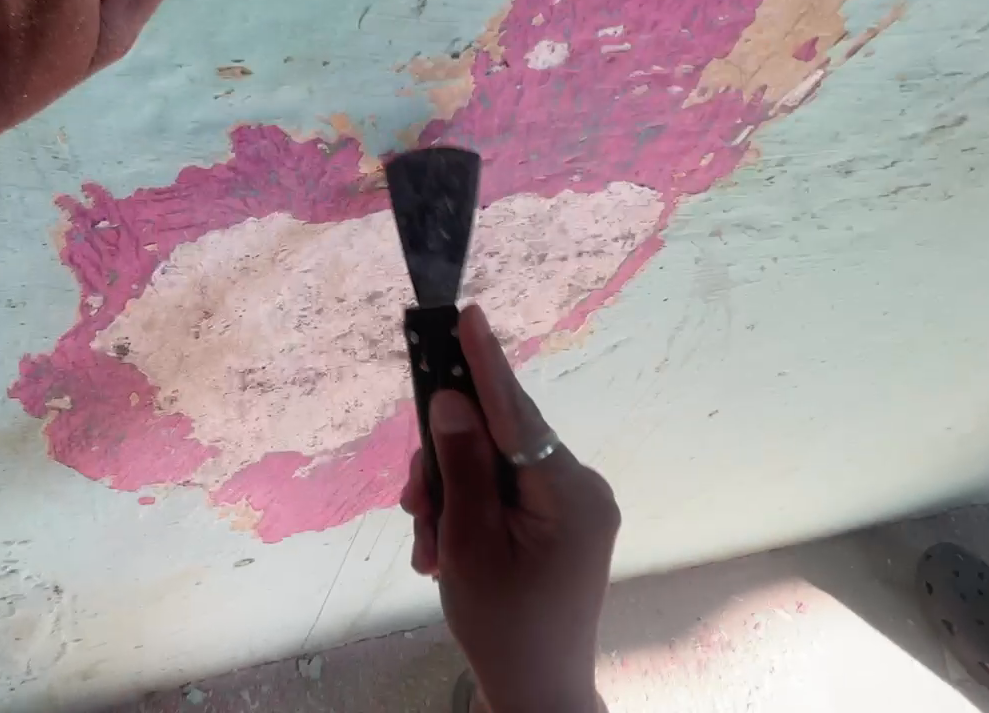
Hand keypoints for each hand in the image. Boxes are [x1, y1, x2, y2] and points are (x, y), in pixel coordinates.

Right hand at [400, 305, 621, 712]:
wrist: (534, 690)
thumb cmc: (502, 624)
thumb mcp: (470, 544)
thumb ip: (460, 464)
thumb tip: (447, 398)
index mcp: (569, 494)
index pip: (515, 412)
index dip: (484, 360)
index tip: (468, 313)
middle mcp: (576, 485)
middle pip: (494, 436)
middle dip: (444, 462)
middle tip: (413, 505)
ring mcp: (566, 500)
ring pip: (487, 460)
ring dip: (447, 493)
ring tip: (428, 543)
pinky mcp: (553, 513)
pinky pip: (496, 483)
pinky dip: (463, 505)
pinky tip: (443, 544)